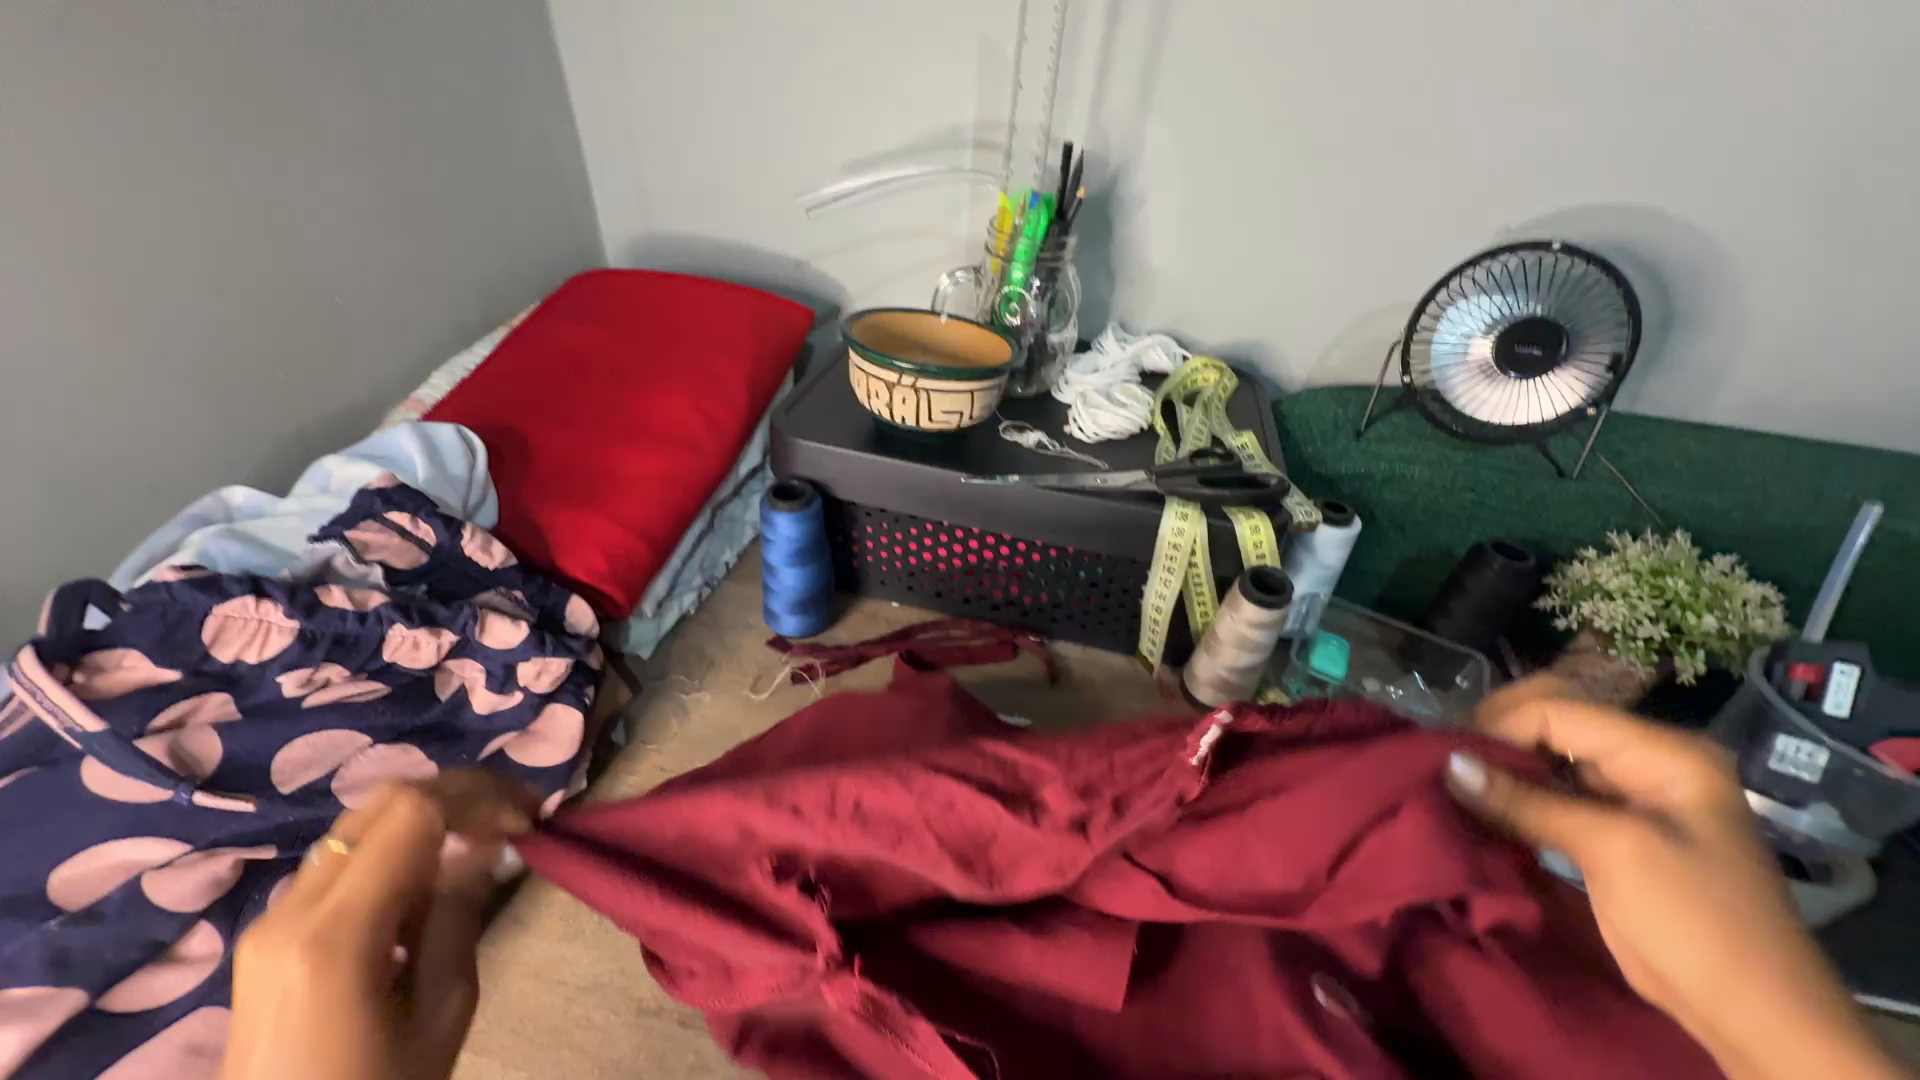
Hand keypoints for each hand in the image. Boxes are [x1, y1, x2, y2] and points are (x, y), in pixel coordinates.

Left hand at [219, 772, 538, 1079]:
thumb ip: (459, 912)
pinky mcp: (268, 937)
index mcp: (335, 933)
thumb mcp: (443, 1008)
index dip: (480, 795)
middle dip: (457, 795)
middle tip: (510, 819)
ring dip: (427, 819)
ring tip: (479, 846)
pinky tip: (430, 882)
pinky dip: (395, 849)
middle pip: (382, 802)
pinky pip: (341, 862)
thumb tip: (485, 842)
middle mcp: (289, 910)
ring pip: (359, 826)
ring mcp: (269, 922)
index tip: (528, 817)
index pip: (413, 811)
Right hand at [1446, 675, 1906, 1079]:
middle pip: (1553, 718)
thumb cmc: (1696, 922)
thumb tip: (1447, 764)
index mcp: (1663, 751)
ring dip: (1500, 767)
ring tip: (1455, 784)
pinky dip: (1515, 794)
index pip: (1558, 710)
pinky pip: (1552, 789)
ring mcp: (1631, 792)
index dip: (1499, 728)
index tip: (1450, 760)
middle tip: (1450, 764)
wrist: (1756, 1015)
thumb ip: (1526, 802)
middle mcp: (1647, 758)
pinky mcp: (1612, 825)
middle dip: (1496, 736)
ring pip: (1546, 753)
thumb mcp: (1610, 851)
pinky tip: (1482, 806)